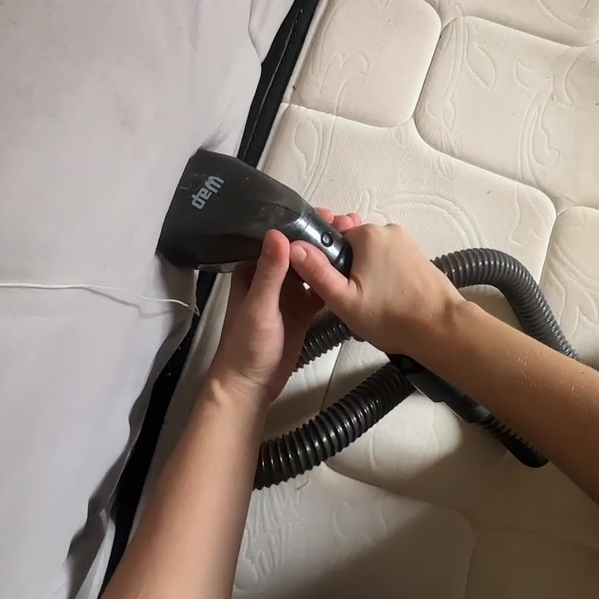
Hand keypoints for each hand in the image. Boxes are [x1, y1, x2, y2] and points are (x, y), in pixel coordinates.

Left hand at [204, 210, 360, 408]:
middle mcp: (270, 277)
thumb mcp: (259, 305)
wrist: (251, 386)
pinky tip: (351, 270)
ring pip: (310, 266)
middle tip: (344, 224)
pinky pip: (319, 289)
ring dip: (327, 254)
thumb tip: (278, 233)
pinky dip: (333, 280)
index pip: (276, 237)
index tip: (322, 212)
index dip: (297, 222)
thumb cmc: (246, 345)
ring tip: (351, 240)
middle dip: (318, 235)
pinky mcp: (301, 309)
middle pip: (297, 249)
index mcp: (252, 270)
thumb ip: (270, 271)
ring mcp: (288, 293)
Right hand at [288, 222, 462, 357]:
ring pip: (371, 257)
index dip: (328, 264)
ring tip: (370, 308)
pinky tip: (387, 303)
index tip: (334, 288)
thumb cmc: (391, 316)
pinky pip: (389, 263)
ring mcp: (407, 243)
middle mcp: (388, 230)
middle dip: (349, 272)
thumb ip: (316, 272)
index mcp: (368, 234)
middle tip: (352, 303)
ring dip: (366, 278)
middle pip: (353, 248)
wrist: (441, 329)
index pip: (333, 240)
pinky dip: (384, 279)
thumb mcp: (344, 300)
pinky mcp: (418, 257)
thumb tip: (292, 246)